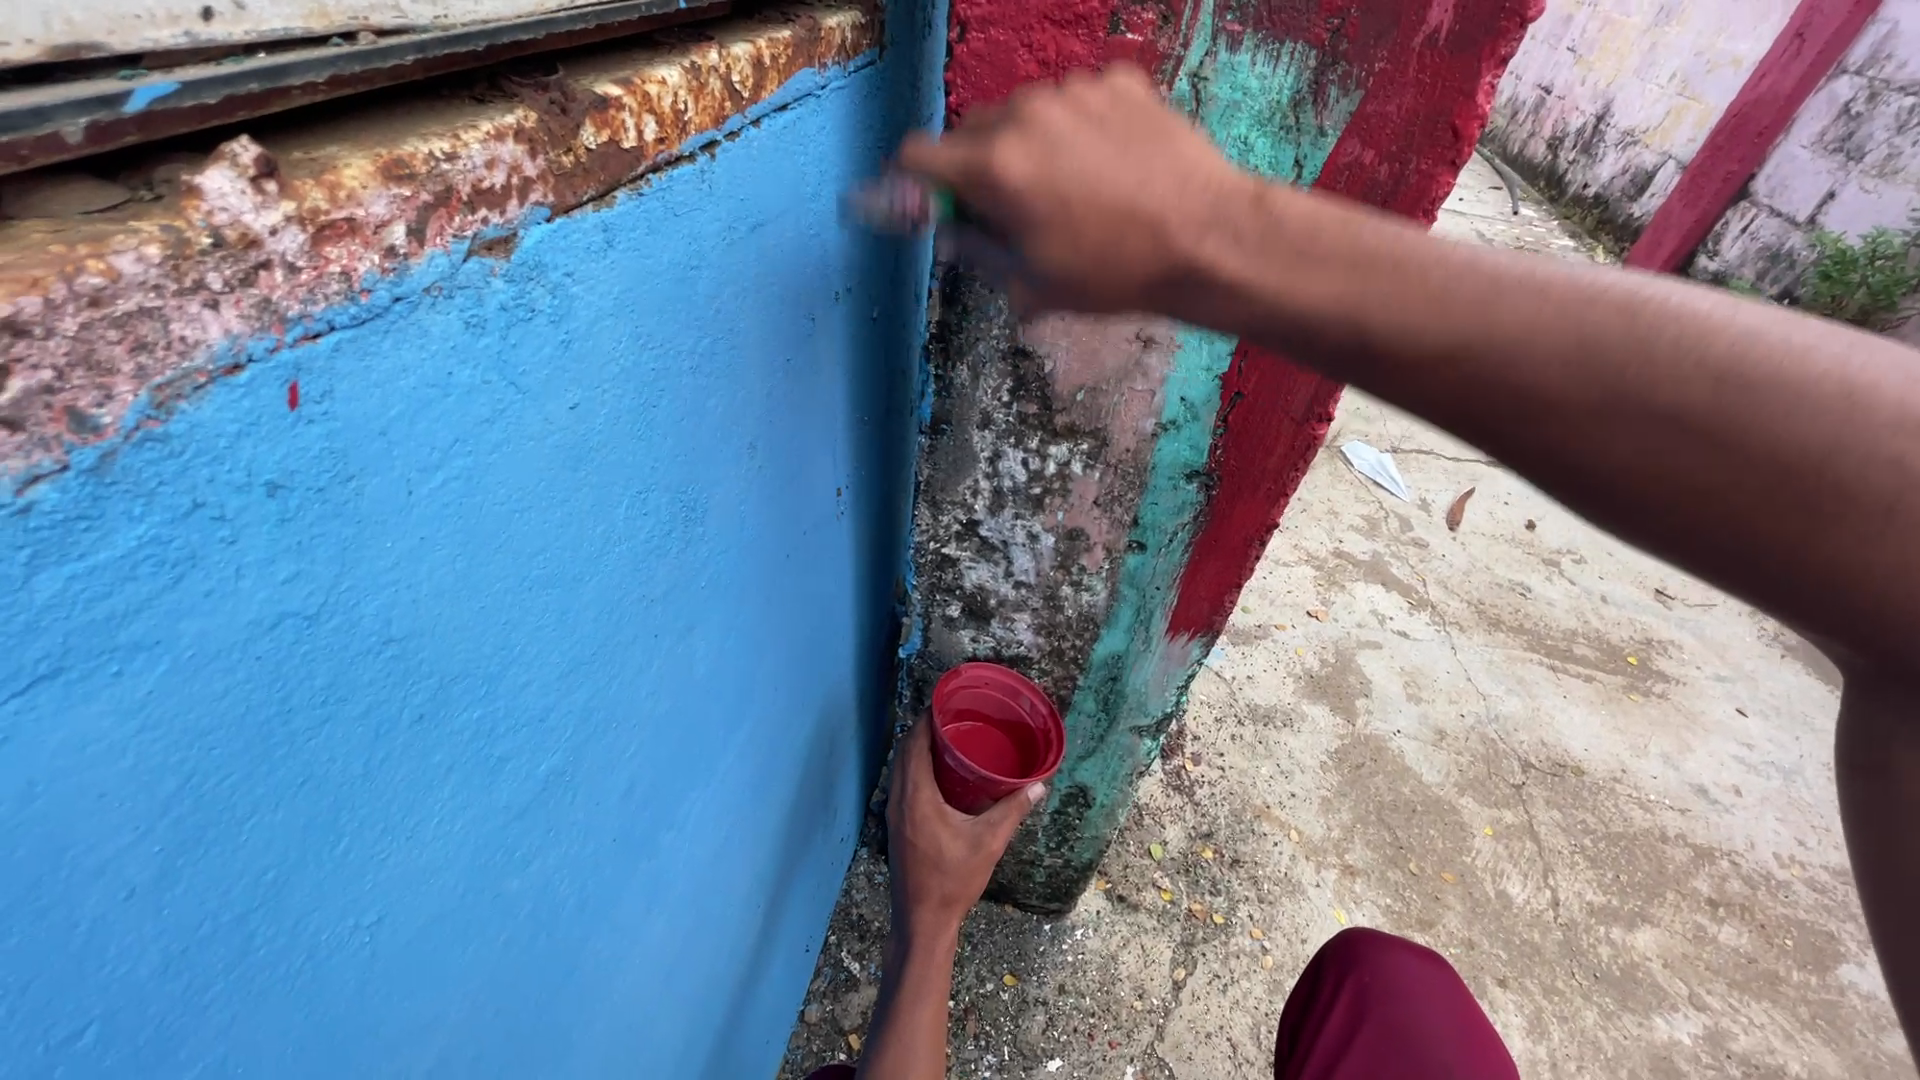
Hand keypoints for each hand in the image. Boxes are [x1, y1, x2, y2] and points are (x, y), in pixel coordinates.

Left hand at [885, 719, 1045, 937]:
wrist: (922, 920)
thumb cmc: (954, 880)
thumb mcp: (989, 842)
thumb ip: (1013, 810)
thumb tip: (1039, 785)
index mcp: (916, 796)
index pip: (914, 743)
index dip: (926, 719)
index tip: (947, 704)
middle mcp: (899, 799)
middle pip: (904, 751)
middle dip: (924, 730)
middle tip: (954, 718)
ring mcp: (894, 813)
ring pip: (900, 768)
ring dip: (918, 749)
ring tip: (948, 739)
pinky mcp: (896, 826)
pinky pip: (902, 783)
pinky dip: (915, 768)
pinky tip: (938, 773)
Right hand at [895, 63, 1251, 314]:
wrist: (1207, 238)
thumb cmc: (1113, 274)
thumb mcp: (1031, 284)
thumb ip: (976, 252)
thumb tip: (950, 232)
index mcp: (994, 168)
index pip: (916, 156)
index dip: (913, 184)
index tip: (929, 203)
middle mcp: (1025, 114)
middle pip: (969, 132)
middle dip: (975, 169)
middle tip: (1007, 208)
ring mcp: (1074, 90)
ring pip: (1022, 114)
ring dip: (1026, 146)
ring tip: (1069, 188)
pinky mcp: (1117, 81)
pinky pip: (1073, 103)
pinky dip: (1075, 130)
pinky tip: (1108, 166)